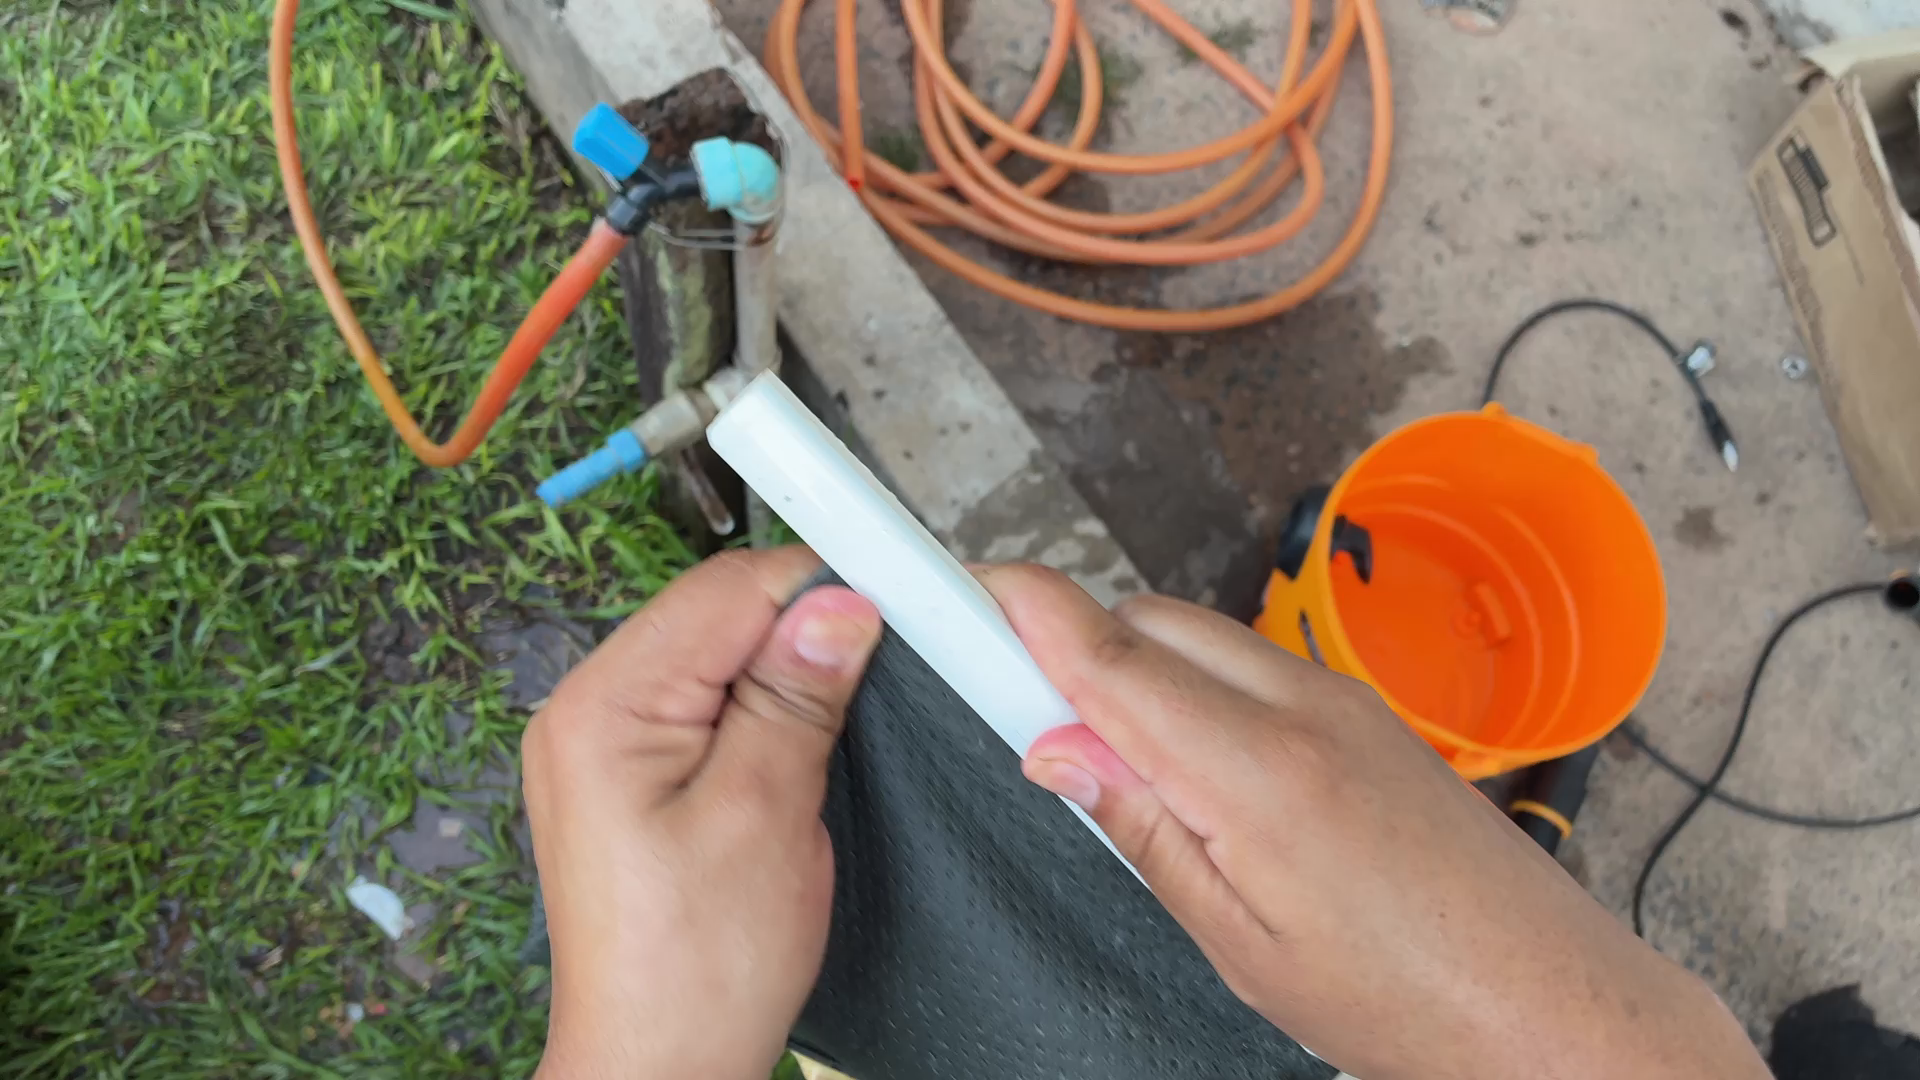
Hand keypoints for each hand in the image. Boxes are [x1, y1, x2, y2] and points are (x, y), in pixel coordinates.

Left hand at [522, 548, 880, 1079]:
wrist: (661, 1059)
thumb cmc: (702, 963)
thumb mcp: (765, 814)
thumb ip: (796, 697)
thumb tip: (840, 606)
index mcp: (606, 709)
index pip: (724, 592)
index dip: (809, 588)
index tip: (880, 607)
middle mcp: (592, 703)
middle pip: (717, 609)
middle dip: (798, 621)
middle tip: (868, 660)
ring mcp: (609, 729)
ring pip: (720, 642)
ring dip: (785, 656)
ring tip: (836, 697)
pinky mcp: (636, 754)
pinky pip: (710, 684)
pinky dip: (764, 688)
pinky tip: (796, 719)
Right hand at [978, 566, 1767, 1079]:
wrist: (1560, 1007)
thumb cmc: (1396, 998)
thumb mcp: (1235, 938)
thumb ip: (1138, 825)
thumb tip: (1054, 751)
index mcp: (1257, 772)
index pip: (1115, 658)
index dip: (1035, 610)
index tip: (976, 585)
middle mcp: (1295, 703)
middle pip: (1145, 620)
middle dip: (1074, 636)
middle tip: (1032, 699)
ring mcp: (1330, 690)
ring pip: (1189, 629)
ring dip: (1129, 656)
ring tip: (1113, 741)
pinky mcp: (1349, 697)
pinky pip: (1235, 653)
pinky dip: (1181, 670)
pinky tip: (1184, 742)